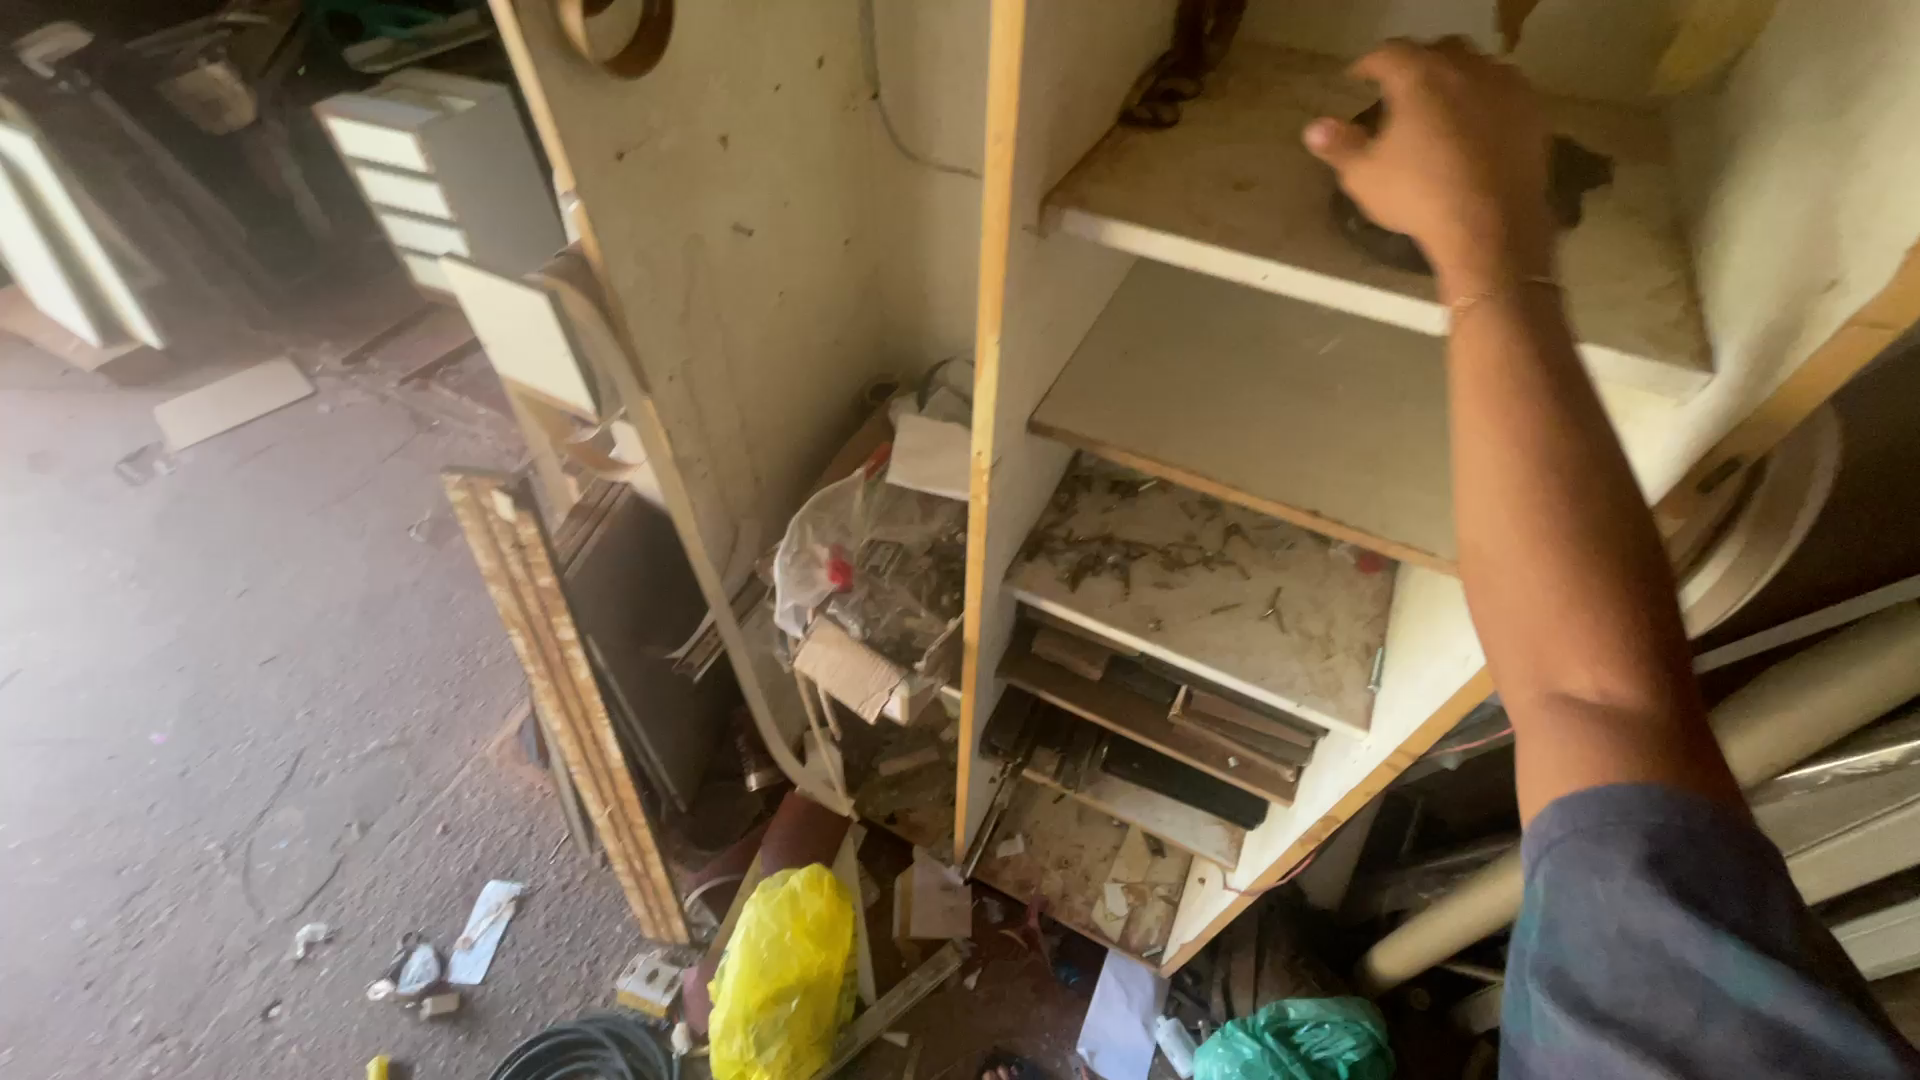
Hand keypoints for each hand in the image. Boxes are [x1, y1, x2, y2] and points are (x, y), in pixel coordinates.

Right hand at [1303, 39, 1553, 301]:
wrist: (1489, 221)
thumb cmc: (1417, 195)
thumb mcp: (1363, 177)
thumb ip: (1340, 146)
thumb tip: (1314, 128)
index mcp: (1420, 77)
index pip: (1389, 53)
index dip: (1368, 63)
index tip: (1357, 77)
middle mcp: (1466, 67)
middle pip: (1437, 50)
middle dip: (1416, 65)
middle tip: (1399, 91)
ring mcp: (1504, 84)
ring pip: (1474, 67)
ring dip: (1452, 80)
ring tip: (1438, 108)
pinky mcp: (1530, 108)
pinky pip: (1500, 91)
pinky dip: (1481, 100)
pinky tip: (1472, 128)